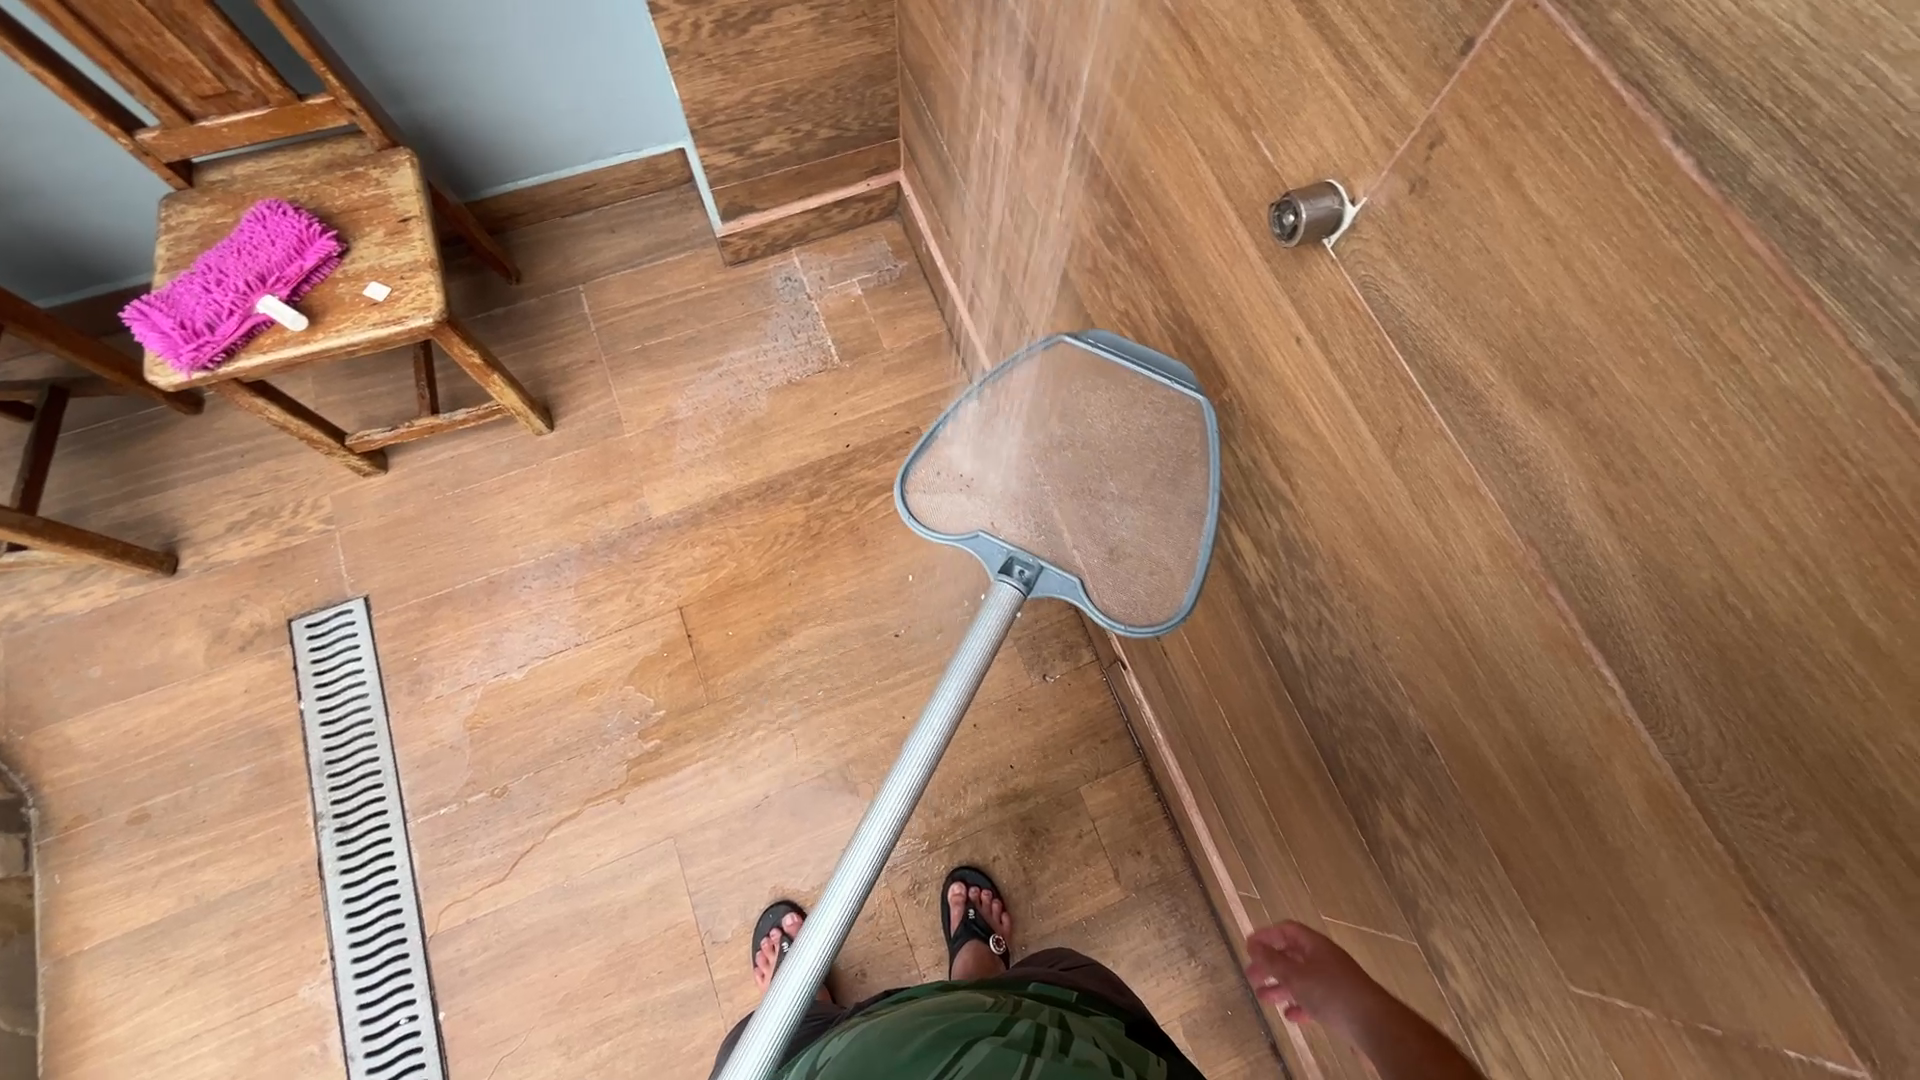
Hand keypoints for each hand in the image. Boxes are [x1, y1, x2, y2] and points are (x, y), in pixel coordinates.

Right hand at [1244, 921, 1384, 1030]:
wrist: (1374, 1025)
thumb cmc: (1331, 992)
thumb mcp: (1295, 975)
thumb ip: (1272, 961)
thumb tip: (1253, 945)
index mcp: (1315, 945)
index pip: (1286, 930)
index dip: (1266, 936)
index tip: (1249, 947)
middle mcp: (1324, 959)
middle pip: (1292, 955)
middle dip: (1270, 965)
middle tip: (1252, 976)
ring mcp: (1334, 981)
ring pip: (1302, 979)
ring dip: (1281, 987)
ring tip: (1264, 998)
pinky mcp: (1342, 1004)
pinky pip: (1315, 999)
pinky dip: (1300, 1005)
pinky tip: (1290, 1016)